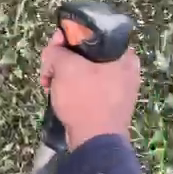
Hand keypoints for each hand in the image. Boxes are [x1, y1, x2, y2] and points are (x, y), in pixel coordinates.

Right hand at [38, 29, 140, 148]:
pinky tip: (56, 94)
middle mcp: (125, 69)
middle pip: (84, 52)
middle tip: (48, 69)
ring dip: (61, 74)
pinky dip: (70, 87)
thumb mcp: (65, 67)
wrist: (95, 140)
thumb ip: (57, 50)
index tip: (54, 46)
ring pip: (82, 70)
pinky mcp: (108, 102)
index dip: (68, 36)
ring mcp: (118, 87)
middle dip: (61, 59)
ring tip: (48, 84)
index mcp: (124, 55)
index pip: (92, 34)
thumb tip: (54, 50)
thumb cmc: (85, 98)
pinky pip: (86, 86)